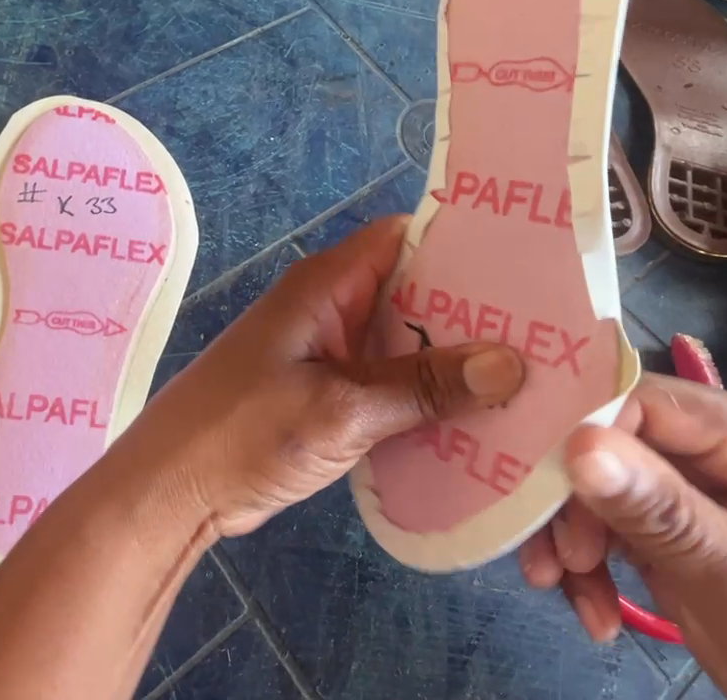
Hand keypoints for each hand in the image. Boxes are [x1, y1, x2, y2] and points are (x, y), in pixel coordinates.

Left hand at [102, 215, 527, 537]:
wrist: (173, 487)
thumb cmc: (244, 431)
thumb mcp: (340, 408)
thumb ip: (421, 386)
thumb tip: (510, 362)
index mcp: (327, 285)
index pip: (404, 238)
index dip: (464, 242)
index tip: (534, 262)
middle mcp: (332, 307)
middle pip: (414, 292)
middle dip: (475, 310)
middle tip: (553, 332)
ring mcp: (329, 351)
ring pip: (405, 341)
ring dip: (454, 359)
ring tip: (535, 377)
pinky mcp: (329, 391)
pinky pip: (389, 380)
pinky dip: (426, 395)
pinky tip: (478, 420)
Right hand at [517, 375, 726, 699]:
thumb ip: (664, 515)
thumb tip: (576, 444)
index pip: (644, 401)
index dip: (583, 435)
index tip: (546, 497)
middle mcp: (724, 449)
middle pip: (609, 440)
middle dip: (573, 501)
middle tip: (554, 564)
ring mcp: (697, 490)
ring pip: (595, 481)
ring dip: (570, 537)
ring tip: (564, 590)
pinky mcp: (673, 529)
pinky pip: (604, 522)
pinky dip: (585, 564)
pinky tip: (593, 610)